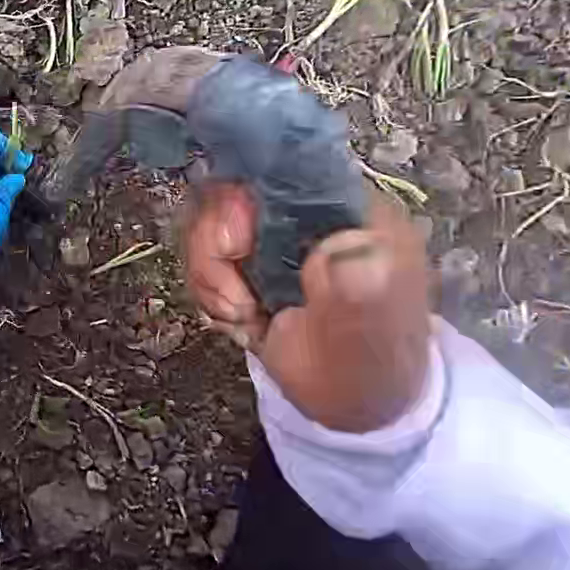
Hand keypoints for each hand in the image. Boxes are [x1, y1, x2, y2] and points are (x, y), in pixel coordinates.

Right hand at [183, 183, 431, 431]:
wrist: (349, 402)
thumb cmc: (368, 368)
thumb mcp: (371, 339)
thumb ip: (360, 297)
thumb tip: (340, 253)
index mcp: (347, 209)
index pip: (279, 166)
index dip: (241, 199)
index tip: (235, 249)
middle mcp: (303, 209)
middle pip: (226, 191)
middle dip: (214, 249)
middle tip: (237, 302)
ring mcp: (269, 230)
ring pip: (204, 221)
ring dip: (208, 276)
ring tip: (241, 317)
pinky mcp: (242, 253)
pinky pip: (198, 250)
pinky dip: (204, 288)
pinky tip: (234, 318)